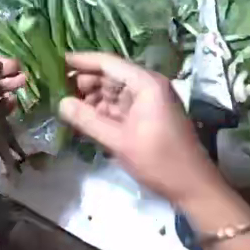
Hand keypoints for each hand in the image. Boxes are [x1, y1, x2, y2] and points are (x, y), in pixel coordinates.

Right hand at [58, 53, 230, 208]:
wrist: (194, 188)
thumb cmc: (159, 161)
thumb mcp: (118, 141)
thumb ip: (87, 120)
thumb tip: (60, 103)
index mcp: (146, 83)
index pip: (107, 62)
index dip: (81, 61)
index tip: (56, 61)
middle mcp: (148, 86)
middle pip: (109, 75)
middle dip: (83, 82)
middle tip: (56, 90)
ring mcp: (148, 101)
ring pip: (112, 91)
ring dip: (90, 97)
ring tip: (65, 105)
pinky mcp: (147, 116)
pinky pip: (119, 105)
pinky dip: (101, 110)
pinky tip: (82, 117)